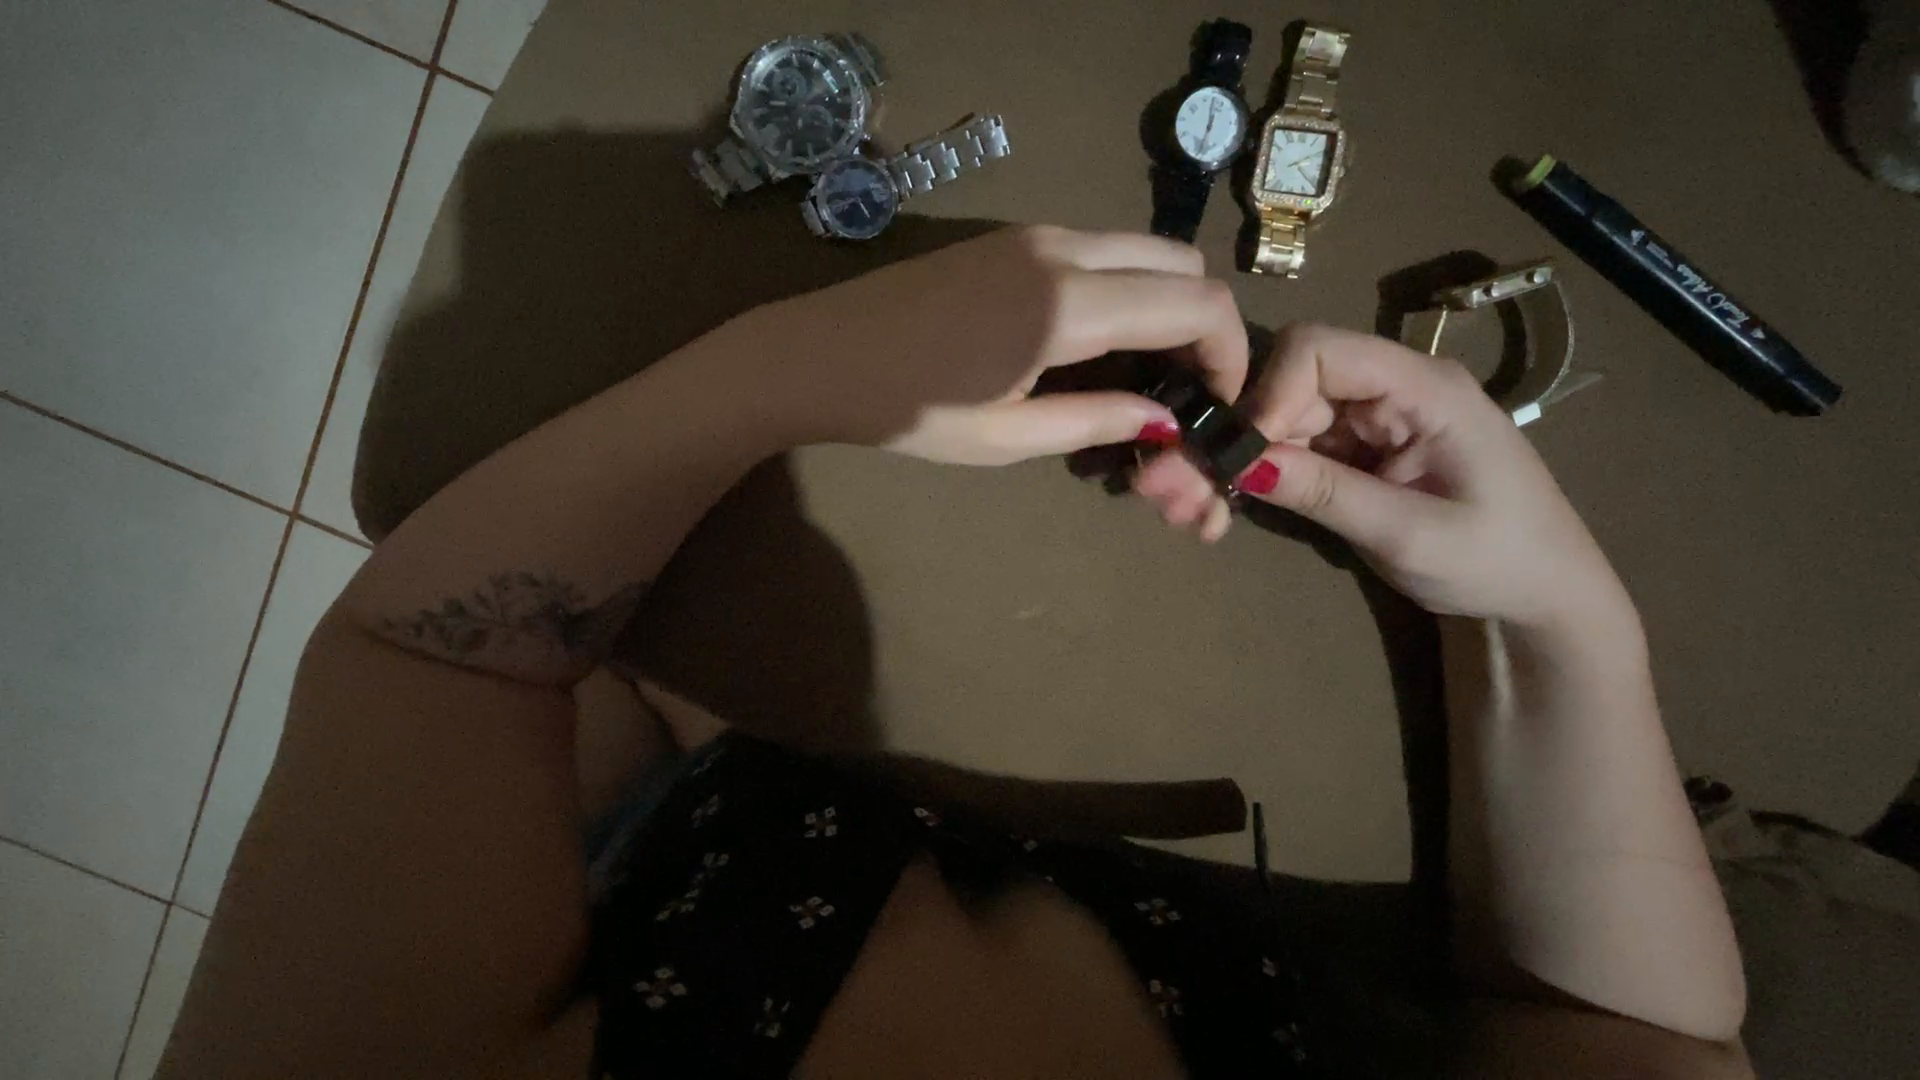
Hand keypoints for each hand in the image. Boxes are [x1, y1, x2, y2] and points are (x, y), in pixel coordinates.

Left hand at [740, 226, 1248, 465]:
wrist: (817, 357)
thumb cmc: (910, 412)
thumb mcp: (1008, 438)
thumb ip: (1097, 420)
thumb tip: (1166, 418)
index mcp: (1067, 304)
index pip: (1196, 304)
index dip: (1229, 354)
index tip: (1217, 404)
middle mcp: (1063, 249)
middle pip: (1181, 263)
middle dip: (1205, 324)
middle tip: (1184, 388)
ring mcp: (1034, 235)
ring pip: (1141, 249)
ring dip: (1163, 302)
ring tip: (1140, 371)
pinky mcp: (1010, 238)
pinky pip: (1097, 250)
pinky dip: (1123, 288)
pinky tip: (1092, 342)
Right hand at [1142, 323, 1629, 628]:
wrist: (1535, 599)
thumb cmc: (1497, 560)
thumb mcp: (1410, 533)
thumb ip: (1326, 493)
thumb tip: (1242, 464)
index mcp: (1422, 387)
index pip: (1319, 350)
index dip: (1267, 393)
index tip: (1238, 456)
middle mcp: (1385, 392)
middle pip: (1283, 387)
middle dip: (1232, 438)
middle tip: (1179, 492)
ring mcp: (1364, 423)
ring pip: (1273, 423)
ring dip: (1229, 465)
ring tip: (1192, 515)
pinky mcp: (1348, 454)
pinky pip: (1283, 454)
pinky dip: (1247, 481)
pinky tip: (1219, 512)